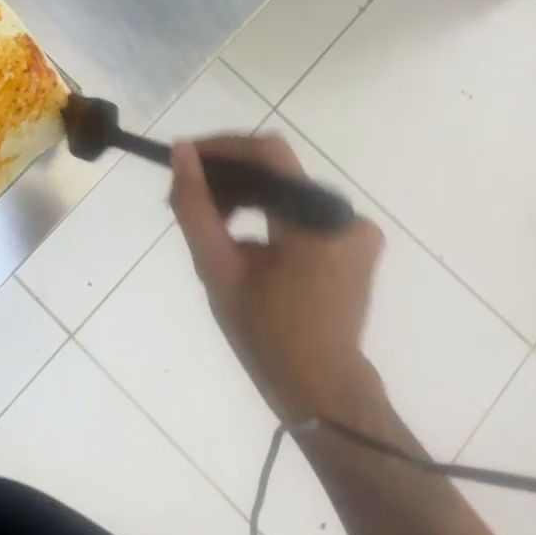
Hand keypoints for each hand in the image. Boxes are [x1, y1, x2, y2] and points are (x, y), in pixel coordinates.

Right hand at [169, 135, 384, 422]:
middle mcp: (344, 216)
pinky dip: (265, 213)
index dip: (220, 147)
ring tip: (207, 223)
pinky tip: (239, 240)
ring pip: (284, 188)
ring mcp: (354, 230)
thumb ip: (196, 206)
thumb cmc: (264, 333)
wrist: (320, 387)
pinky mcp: (353, 244)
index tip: (183, 161)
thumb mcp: (216, 268)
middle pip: (274, 169)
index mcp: (315, 221)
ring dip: (243, 196)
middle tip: (185, 202)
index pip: (267, 152)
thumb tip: (181, 152)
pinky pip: (299, 209)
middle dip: (226, 177)